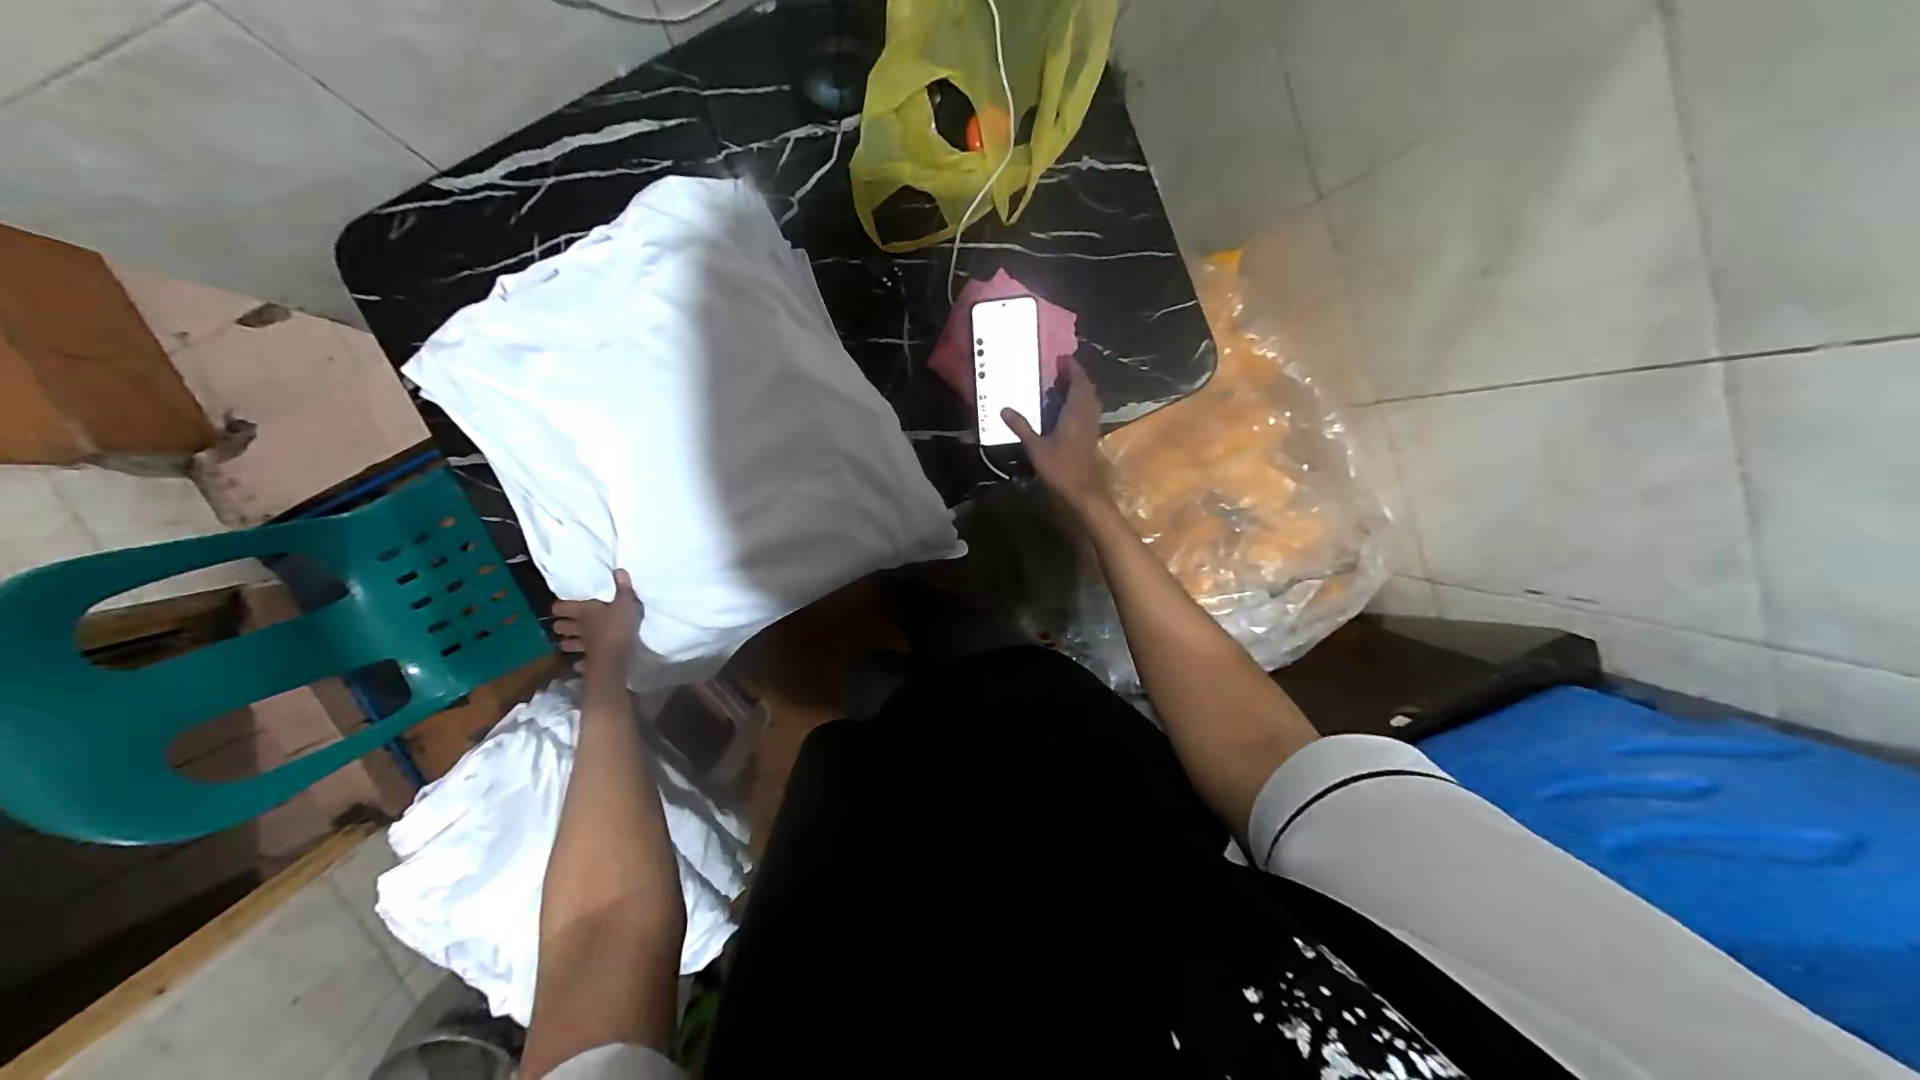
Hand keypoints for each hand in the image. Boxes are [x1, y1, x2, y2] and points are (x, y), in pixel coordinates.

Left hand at [553, 569, 640, 675]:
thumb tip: (619, 570)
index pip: (563, 607)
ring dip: (568, 643)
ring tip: (569, 643)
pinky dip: (580, 663)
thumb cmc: (619, 625)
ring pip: (569, 644)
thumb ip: (623, 588)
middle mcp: (580, 628)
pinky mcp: (590, 661)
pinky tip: (580, 663)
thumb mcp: (626, 603)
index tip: (559, 606)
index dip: (560, 606)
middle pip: (562, 626)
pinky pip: (581, 662)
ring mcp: (583, 646)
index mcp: (585, 612)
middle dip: (562, 625)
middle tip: (563, 623)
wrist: (616, 657)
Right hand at [1003, 358, 1107, 515]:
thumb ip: (1021, 426)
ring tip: (1063, 385)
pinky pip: (1089, 410)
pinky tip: (1068, 408)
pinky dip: (1081, 402)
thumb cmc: (1060, 467)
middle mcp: (1087, 414)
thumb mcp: (1035, 447)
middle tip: (1060, 369)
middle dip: (1076, 375)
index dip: (1072, 368)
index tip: (1062, 358)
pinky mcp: (1091, 435)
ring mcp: (1092, 425)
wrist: (1083, 491)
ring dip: (1080, 388)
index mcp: (1075, 412)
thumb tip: (1004, 409)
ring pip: (1091, 399)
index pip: (1078, 382)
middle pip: (1087, 388)